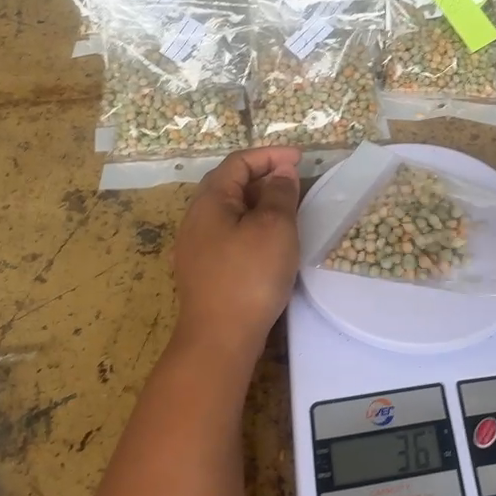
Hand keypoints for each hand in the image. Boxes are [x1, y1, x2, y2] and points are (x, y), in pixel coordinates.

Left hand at [168, 146, 302, 354]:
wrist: (219, 340)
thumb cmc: (249, 276)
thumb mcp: (274, 227)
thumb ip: (280, 194)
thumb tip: (281, 173)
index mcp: (209, 201)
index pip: (238, 163)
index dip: (269, 155)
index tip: (300, 158)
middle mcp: (195, 219)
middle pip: (230, 184)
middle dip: (264, 177)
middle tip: (296, 182)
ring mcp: (196, 248)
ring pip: (230, 211)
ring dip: (259, 203)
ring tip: (288, 210)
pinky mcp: (203, 272)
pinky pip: (229, 234)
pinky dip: (252, 226)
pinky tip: (271, 242)